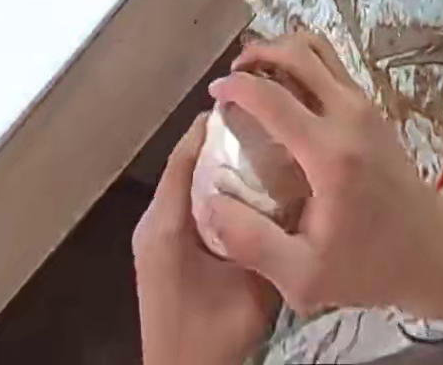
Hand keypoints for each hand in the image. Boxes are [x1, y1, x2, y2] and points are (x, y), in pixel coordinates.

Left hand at [134, 114, 279, 364]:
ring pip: (178, 183)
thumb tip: (292, 195)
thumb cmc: (214, 336)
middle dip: (211, 142)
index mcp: (167, 224)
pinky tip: (232, 190)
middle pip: (179, 166)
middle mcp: (151, 222)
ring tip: (246, 149)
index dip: (206, 129)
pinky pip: (177, 203)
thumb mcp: (253, 287)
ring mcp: (150, 236)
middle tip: (249, 125)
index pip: (182, 159)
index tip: (237, 106)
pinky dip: (200, 188)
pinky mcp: (156, 249)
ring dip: (206, 164)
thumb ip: (269, 239)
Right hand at [199, 34, 442, 316]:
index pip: (272, 97)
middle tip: (233, 74)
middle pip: (297, 53)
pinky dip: (300, 58)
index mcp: (329, 153)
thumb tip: (207, 203)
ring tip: (256, 70)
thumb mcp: (304, 277)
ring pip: (317, 48)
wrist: (433, 251)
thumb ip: (251, 242)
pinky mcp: (369, 103)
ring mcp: (362, 103)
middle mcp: (347, 114)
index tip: (214, 93)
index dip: (236, 86)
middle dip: (258, 51)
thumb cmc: (369, 265)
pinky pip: (329, 62)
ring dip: (281, 48)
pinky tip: (284, 85)